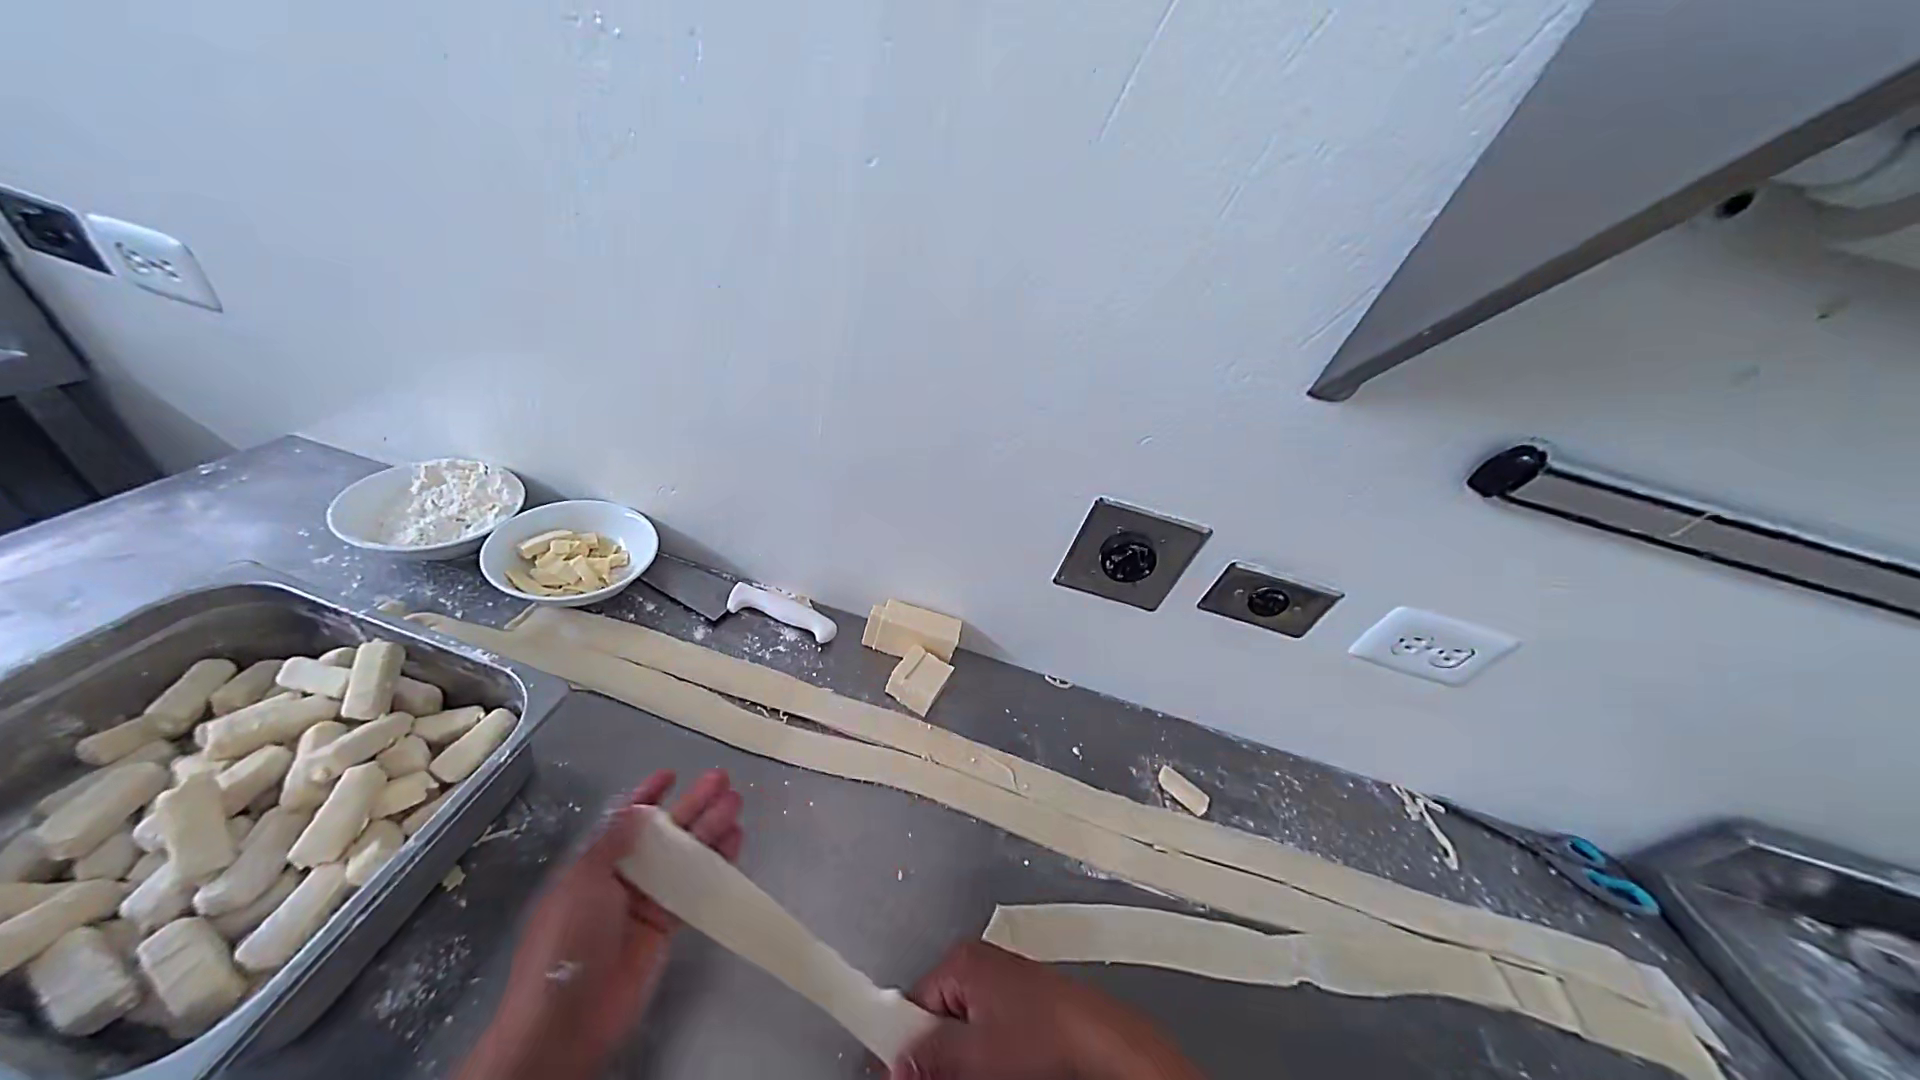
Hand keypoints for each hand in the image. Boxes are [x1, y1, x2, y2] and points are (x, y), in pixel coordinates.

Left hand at [457, 768, 743, 1079]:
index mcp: (595, 865)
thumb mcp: (584, 882)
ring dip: (710, 828)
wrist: (568, 1018)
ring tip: (736, 803)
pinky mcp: (669, 924)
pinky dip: (717, 863)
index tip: (671, 774)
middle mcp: (624, 878)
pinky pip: (696, 886)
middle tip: (722, 779)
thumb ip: (616, 843)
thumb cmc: (568, 940)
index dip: (647, 796)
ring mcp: (648, 900)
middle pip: (664, 834)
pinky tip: (735, 842)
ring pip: (686, 855)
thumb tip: (641, 810)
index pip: (625, 822)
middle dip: (692, 805)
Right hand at [892, 942, 1203, 1079]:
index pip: (911, 1003)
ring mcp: (1004, 986)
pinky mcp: (1023, 1007)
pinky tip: (1005, 1068)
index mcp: (961, 961)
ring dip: (965, 1059)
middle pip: (937, 1018)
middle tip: (958, 1075)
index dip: (906, 1044)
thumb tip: (898, 1064)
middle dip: (941, 1054)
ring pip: (964, 1031)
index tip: (906, 1072)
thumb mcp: (972, 1055)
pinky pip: (989, 1033)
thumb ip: (927, 1056)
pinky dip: (990, 1055)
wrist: (1098, 1042)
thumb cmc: (1045, 1033)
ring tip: (992, 1070)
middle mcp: (981, 966)